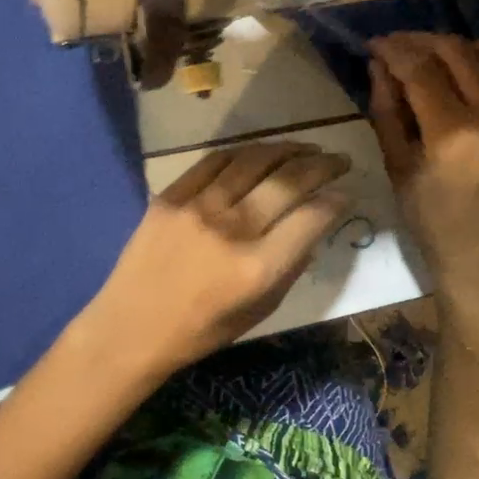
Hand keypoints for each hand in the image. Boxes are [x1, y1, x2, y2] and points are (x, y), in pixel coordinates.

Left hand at [78, 142, 350, 380]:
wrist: (131, 327)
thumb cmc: (202, 330)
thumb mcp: (260, 310)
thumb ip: (290, 267)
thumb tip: (313, 227)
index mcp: (258, 268)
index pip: (312, 217)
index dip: (337, 200)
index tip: (347, 193)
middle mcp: (232, 230)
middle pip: (288, 180)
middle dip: (323, 164)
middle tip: (339, 160)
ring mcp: (197, 207)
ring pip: (253, 160)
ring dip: (287, 149)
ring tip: (306, 148)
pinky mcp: (170, 196)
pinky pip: (214, 161)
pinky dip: (244, 152)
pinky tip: (260, 153)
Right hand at [370, 33, 478, 292]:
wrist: (478, 250)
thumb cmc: (427, 216)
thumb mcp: (397, 165)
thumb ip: (387, 110)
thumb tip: (379, 65)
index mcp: (453, 134)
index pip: (421, 70)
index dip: (394, 50)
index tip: (374, 44)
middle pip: (455, 52)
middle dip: (420, 41)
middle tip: (396, 46)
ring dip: (454, 46)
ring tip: (429, 56)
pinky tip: (459, 74)